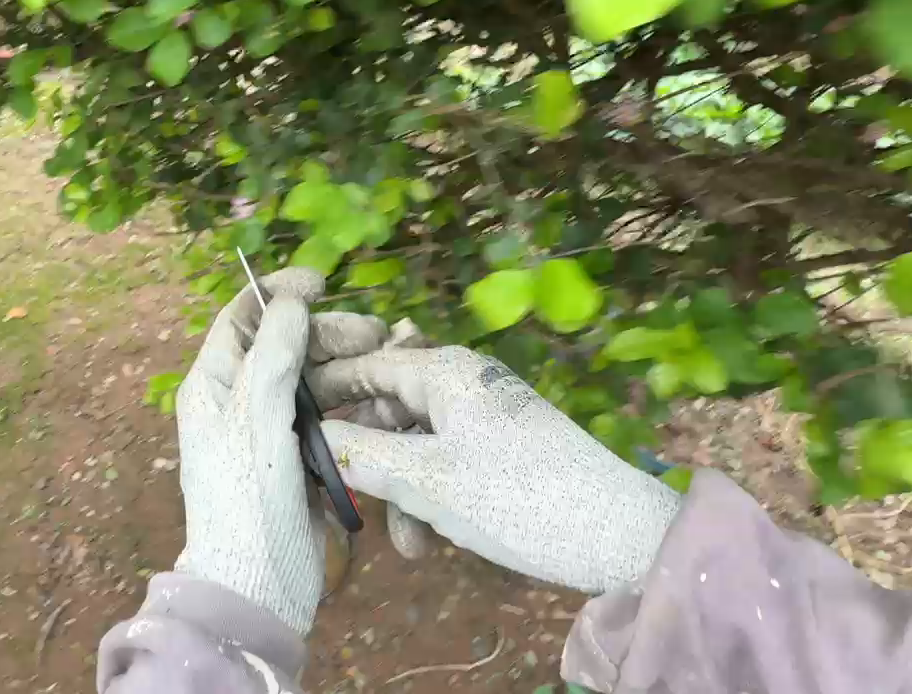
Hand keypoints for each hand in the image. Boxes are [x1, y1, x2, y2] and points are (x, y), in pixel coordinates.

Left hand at [173, 267, 388, 635]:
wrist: (259, 584)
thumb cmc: (247, 495)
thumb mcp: (257, 416)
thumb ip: (274, 353)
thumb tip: (290, 298)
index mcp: (215, 382)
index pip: (243, 317)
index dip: (277, 291)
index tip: (319, 281)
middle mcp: (240, 396)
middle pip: (285, 342)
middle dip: (326, 329)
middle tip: (374, 330)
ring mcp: (271, 425)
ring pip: (310, 373)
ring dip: (345, 360)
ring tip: (385, 356)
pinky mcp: (301, 450)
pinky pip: (328, 407)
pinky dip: (352, 395)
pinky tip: (381, 394)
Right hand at [312, 345, 681, 595]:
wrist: (620, 536)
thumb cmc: (515, 497)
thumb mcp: (428, 482)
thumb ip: (365, 455)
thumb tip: (316, 437)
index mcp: (444, 371)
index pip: (369, 365)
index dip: (328, 388)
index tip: (291, 413)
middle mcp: (462, 380)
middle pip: (392, 407)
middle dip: (372, 458)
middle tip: (348, 499)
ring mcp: (484, 412)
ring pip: (419, 441)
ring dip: (404, 489)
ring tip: (408, 545)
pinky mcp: (502, 442)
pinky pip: (448, 457)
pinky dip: (433, 492)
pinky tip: (434, 537)